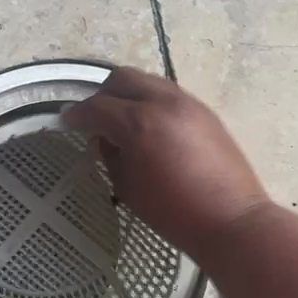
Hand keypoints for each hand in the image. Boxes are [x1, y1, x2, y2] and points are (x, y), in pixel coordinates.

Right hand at [61, 66, 272, 258]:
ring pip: (147, 81)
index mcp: (138, 123)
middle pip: (121, 78)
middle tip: (95, 119)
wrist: (229, 219)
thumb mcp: (126, 186)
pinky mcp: (204, 110)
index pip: (96, 107)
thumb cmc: (172, 211)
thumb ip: (109, 154)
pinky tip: (148, 127)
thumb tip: (104, 138)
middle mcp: (162, 102)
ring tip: (122, 122)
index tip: (67, 122)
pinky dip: (150, 102)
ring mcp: (187, 103)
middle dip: (102, 95)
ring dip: (128, 95)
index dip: (77, 115)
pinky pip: (167, 93)